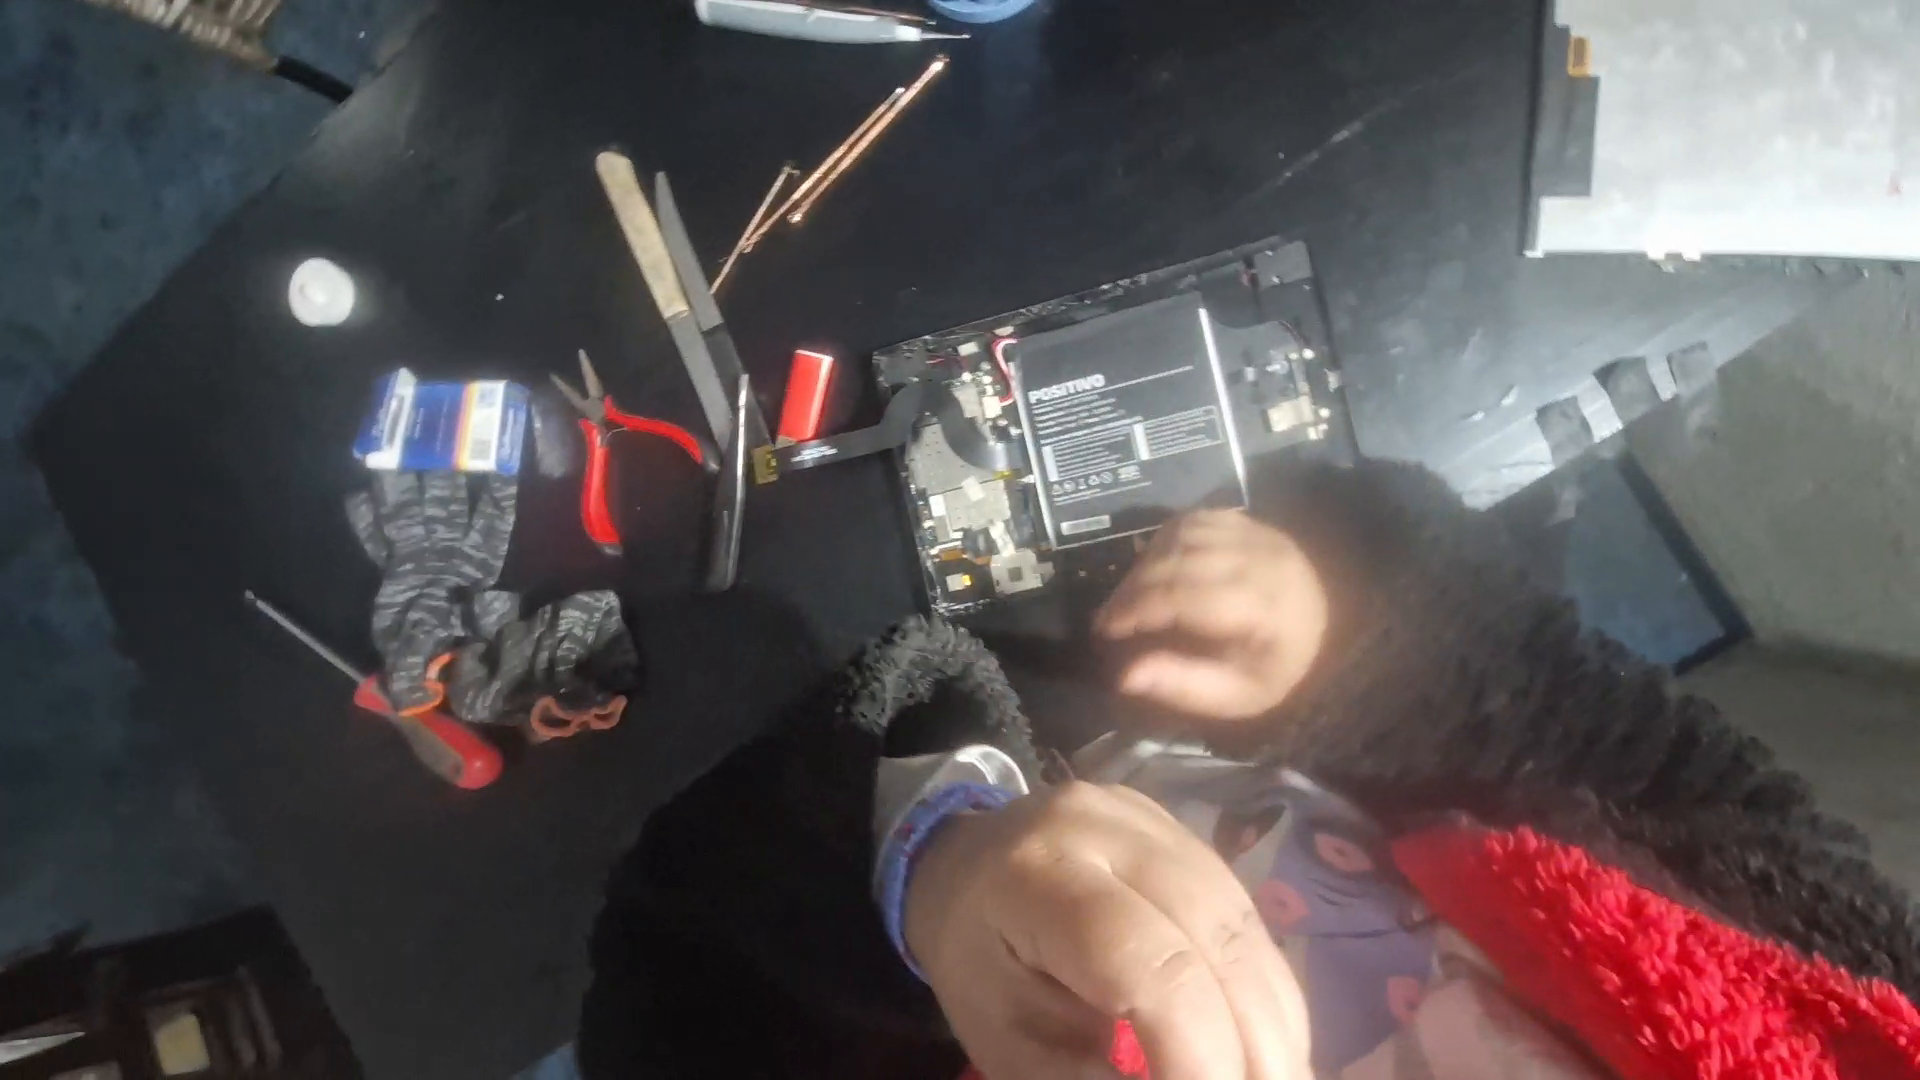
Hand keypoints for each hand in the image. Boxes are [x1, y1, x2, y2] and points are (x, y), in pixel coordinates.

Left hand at [906, 782, 1310, 1079]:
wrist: (960, 859)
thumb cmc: (972, 953)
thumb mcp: (1001, 1033)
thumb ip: (1080, 1076)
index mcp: (1037, 875)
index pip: (1144, 959)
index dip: (1198, 1049)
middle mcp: (1098, 825)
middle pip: (1210, 930)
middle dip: (1255, 1037)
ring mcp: (1139, 813)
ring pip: (1236, 911)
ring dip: (1271, 1007)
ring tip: (1271, 1071)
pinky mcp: (1167, 820)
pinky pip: (1233, 897)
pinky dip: (1256, 969)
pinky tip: (1257, 1020)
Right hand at [1094, 510, 1328, 720]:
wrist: (1327, 634)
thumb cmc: (1276, 670)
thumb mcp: (1236, 695)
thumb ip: (1182, 685)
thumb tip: (1124, 677)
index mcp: (1264, 607)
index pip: (1185, 596)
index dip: (1137, 609)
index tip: (1106, 630)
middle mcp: (1261, 560)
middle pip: (1178, 563)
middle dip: (1132, 589)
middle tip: (1106, 617)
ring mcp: (1255, 534)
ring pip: (1181, 536)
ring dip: (1144, 564)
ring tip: (1128, 594)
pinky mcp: (1248, 522)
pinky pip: (1192, 519)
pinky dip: (1164, 541)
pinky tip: (1154, 565)